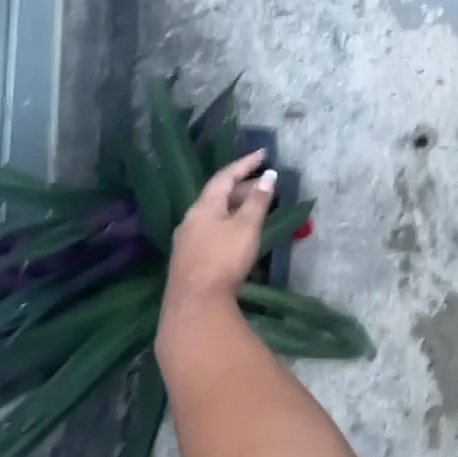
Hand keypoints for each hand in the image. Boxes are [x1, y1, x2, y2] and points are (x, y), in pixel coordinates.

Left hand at [167, 151, 274, 305]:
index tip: (263, 154)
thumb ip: (258, 199)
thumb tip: (269, 176)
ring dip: (237, 204)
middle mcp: (191, 218)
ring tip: (258, 205)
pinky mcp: (190, 256)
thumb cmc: (223, 257)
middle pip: (219, 194)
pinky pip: (212, 227)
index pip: (225, 177)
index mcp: (204, 207)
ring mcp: (188, 238)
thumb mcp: (247, 225)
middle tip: (267, 182)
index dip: (245, 164)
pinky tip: (241, 229)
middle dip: (244, 186)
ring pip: (215, 212)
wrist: (195, 302)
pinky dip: (230, 220)